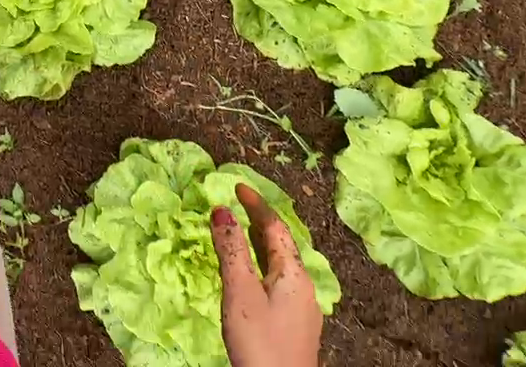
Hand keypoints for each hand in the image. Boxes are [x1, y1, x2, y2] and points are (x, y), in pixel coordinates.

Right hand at [210, 182, 322, 366]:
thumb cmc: (259, 340)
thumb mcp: (240, 290)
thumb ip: (231, 249)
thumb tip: (222, 210)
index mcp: (293, 274)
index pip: (275, 228)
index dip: (256, 205)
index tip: (237, 186)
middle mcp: (302, 287)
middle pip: (280, 245)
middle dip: (259, 221)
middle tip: (237, 203)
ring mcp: (301, 308)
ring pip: (280, 263)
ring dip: (259, 242)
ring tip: (240, 230)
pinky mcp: (293, 325)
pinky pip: (278, 279)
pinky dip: (261, 263)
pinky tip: (250, 273)